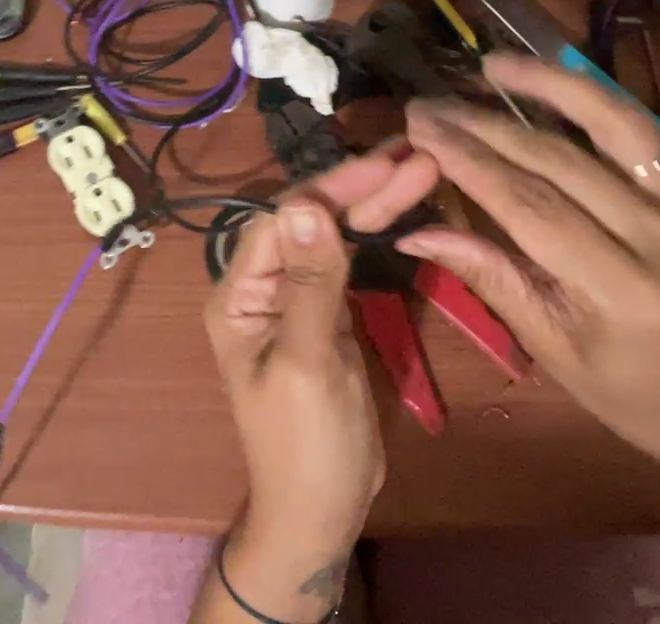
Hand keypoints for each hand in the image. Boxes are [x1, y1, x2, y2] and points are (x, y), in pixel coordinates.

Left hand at [201, 144, 436, 619]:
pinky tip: (399, 208)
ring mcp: (292, 297)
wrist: (321, 506)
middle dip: (358, 188)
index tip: (384, 164)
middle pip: (307, 223)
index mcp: (239, 295)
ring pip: (329, 237)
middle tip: (415, 155)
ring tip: (419, 169)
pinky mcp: (322, 311)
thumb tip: (309, 204)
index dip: (331, 190)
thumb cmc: (305, 443)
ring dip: (370, 203)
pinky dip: (372, 234)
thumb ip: (311, 284)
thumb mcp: (308, 363)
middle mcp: (260, 286)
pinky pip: (344, 261)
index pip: (281, 223)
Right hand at [399, 53, 659, 473]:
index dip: (471, 164)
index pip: (531, 208)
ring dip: (547, 86)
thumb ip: (489, 278)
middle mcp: (656, 237)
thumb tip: (414, 233)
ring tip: (491, 65)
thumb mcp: (550, 347)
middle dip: (484, 128)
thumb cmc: (626, 390)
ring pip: (609, 127)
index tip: (420, 131)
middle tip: (425, 107)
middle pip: (558, 162)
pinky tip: (547, 78)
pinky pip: (636, 132)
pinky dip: (590, 98)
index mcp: (619, 288)